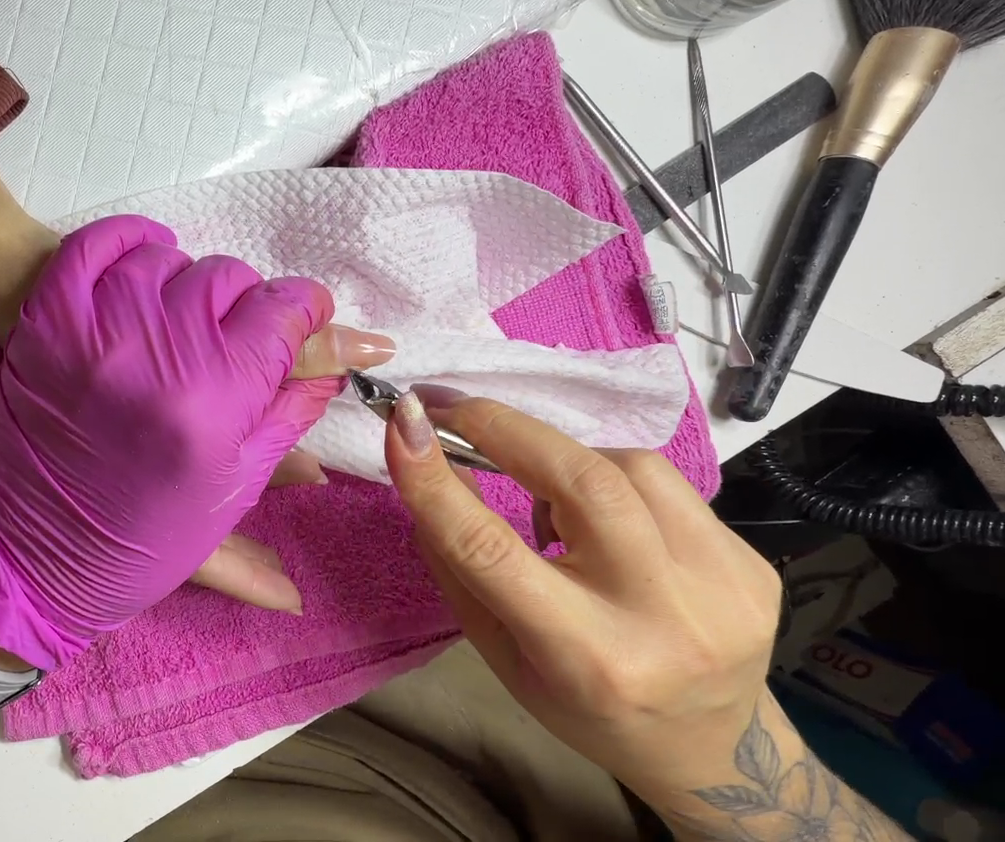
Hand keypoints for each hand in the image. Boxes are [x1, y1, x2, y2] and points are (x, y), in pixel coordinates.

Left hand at [0, 216, 395, 670]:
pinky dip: (125, 239)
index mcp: (211, 405)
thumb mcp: (232, 489)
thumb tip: (348, 352)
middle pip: (224, 280)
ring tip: (183, 311)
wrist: (34, 553)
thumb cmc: (142, 538)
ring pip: (163, 259)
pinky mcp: (45, 322)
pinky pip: (93, 248)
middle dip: (244, 300)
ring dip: (184, 278)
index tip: (305, 313)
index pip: (280, 316)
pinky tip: (144, 254)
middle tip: (236, 329)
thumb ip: (289, 413)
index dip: (305, 309)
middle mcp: (155, 359)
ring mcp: (93, 334)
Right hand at [383, 390, 780, 797]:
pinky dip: (610, 478)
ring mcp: (724, 588)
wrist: (710, 749)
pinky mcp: (752, 564)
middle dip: (502, 427)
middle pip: (582, 484)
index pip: (492, 551)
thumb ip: (458, 560)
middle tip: (449, 405)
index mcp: (586, 657)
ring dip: (560, 457)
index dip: (437, 479)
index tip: (402, 418)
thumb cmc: (578, 702)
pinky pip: (663, 483)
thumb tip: (427, 463)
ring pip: (626, 467)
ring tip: (541, 491)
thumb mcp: (496, 648)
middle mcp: (664, 620)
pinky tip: (601, 518)